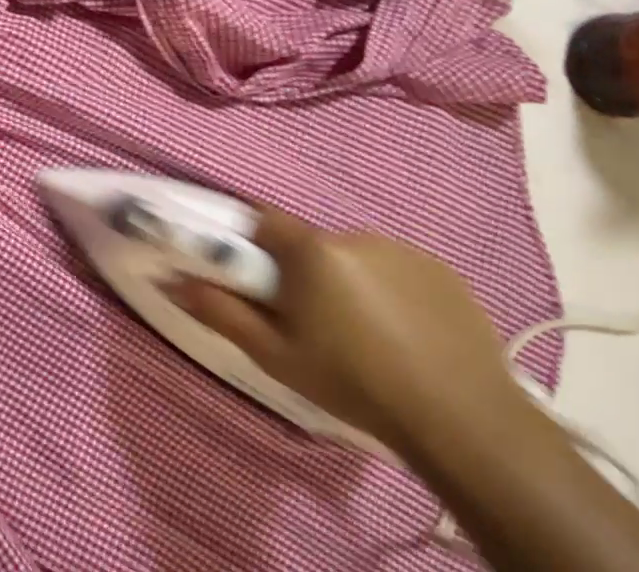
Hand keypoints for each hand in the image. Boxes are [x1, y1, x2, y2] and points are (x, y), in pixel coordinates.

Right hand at [167, 208, 525, 456]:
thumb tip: (176, 281)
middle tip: (303, 322)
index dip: (248, 245)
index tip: (249, 280)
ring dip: (344, 283)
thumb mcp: (274, 355)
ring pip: (352, 259)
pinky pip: (395, 272)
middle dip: (299, 274)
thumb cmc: (353, 383)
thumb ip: (221, 312)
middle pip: (308, 244)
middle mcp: (357, 236)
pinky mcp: (445, 273)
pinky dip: (387, 294)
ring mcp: (406, 252)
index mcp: (312, 250)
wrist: (462, 418)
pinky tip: (399, 336)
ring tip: (358, 335)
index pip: (261, 221)